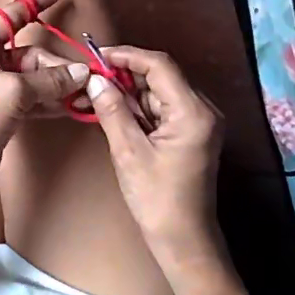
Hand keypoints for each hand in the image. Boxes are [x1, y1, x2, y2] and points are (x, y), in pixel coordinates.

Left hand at [0, 0, 89, 186]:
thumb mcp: (13, 91)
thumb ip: (49, 80)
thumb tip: (82, 74)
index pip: (10, 16)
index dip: (34, 2)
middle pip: (30, 54)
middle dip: (58, 64)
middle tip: (84, 80)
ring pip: (34, 79)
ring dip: (59, 86)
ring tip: (86, 94)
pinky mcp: (1, 114)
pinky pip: (32, 100)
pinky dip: (51, 102)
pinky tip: (73, 107)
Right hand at [84, 47, 225, 261]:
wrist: (183, 238)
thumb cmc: (157, 198)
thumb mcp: (128, 151)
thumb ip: (112, 110)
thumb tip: (95, 80)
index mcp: (193, 112)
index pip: (160, 65)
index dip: (127, 56)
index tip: (97, 57)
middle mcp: (202, 110)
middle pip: (160, 76)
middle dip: (124, 74)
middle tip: (91, 80)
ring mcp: (198, 121)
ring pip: (158, 92)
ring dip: (128, 92)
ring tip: (96, 96)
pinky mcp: (190, 132)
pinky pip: (161, 108)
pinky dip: (138, 107)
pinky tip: (114, 111)